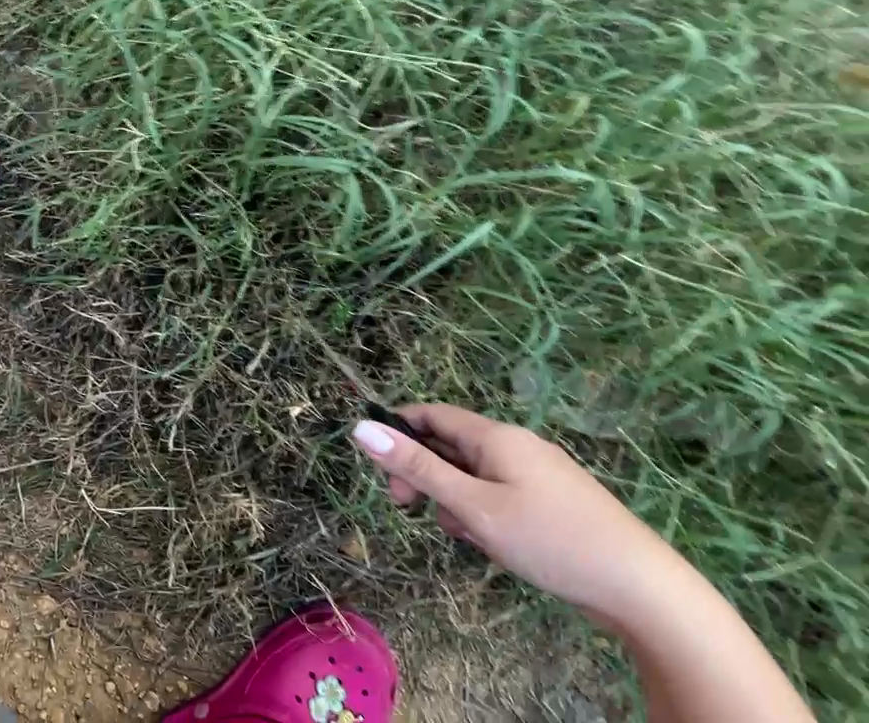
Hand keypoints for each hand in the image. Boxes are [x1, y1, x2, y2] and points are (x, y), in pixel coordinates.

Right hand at [351, 404, 676, 619]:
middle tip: (408, 508)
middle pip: (448, 445)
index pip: (430, 414)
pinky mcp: (553, 501)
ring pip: (472, 474)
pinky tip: (494, 543)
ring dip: (453, 499)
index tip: (381, 469)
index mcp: (496, 437)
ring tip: (465, 535)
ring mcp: (539, 474)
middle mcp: (517, 445)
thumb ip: (416, 467)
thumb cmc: (551, 540)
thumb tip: (359, 427)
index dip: (397, 432)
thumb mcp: (472, 506)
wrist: (647, 593)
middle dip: (423, 474)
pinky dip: (482, 512)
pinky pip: (498, 493)